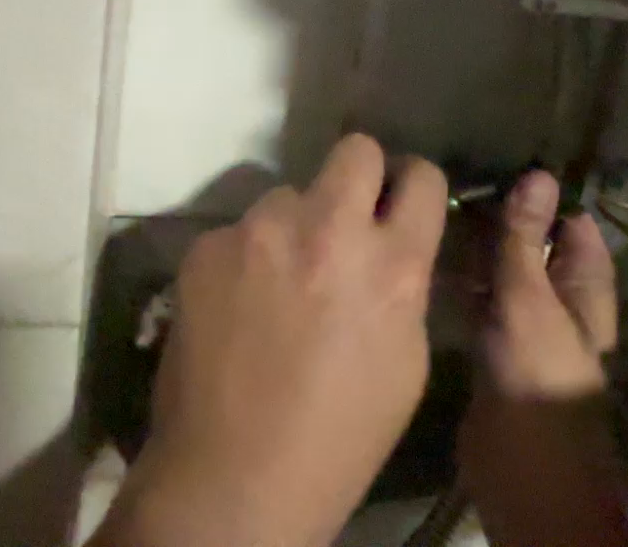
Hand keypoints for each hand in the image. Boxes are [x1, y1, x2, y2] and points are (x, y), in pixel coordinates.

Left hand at [91, 135, 448, 546]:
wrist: (232, 479)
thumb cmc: (340, 434)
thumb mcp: (406, 360)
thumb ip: (404, 284)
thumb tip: (393, 245)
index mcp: (391, 264)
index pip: (421, 176)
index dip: (414, 184)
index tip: (401, 197)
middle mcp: (327, 229)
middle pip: (355, 148)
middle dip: (359, 174)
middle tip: (345, 218)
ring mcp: (259, 232)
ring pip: (287, 195)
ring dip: (293, 226)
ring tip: (278, 282)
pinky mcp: (207, 246)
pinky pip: (239, 232)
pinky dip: (246, 257)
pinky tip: (237, 306)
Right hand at [459, 171, 627, 546]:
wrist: (522, 468)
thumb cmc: (539, 375)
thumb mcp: (531, 298)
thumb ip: (527, 240)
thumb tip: (540, 174)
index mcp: (585, 287)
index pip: (571, 225)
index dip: (541, 197)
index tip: (496, 168)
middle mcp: (559, 301)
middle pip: (533, 247)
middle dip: (500, 221)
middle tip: (450, 187)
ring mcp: (525, 325)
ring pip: (502, 274)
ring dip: (476, 251)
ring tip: (432, 216)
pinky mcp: (494, 348)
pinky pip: (479, 303)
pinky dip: (461, 284)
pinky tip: (427, 265)